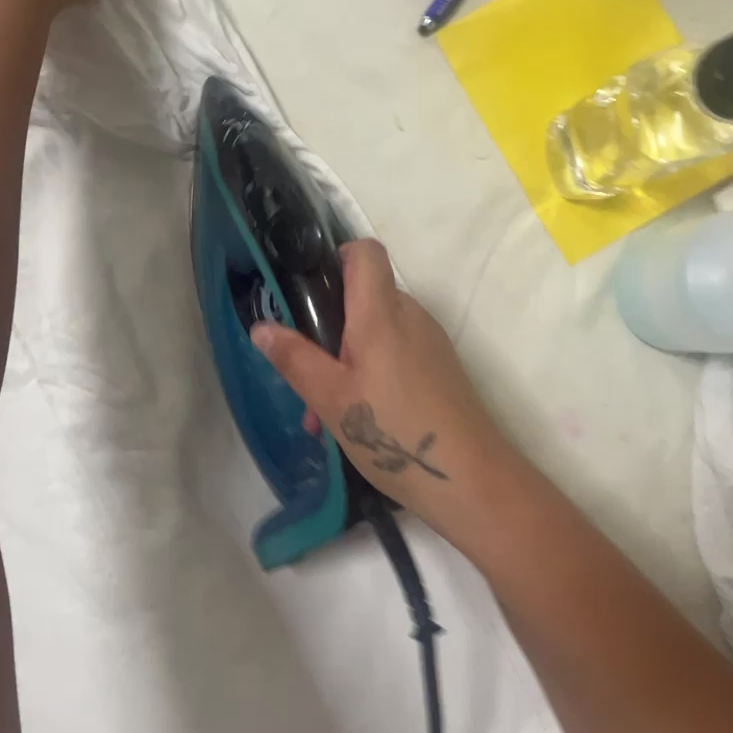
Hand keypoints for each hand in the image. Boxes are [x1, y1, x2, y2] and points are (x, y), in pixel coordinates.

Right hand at [250, 240, 517, 542]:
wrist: (471, 479)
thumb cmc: (394, 432)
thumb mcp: (332, 399)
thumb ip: (295, 359)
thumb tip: (261, 326)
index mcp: (382, 312)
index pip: (364, 252)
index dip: (335, 257)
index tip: (306, 293)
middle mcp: (411, 316)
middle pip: (364, 296)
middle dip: (328, 329)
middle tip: (304, 376)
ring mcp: (430, 343)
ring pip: (378, 332)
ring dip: (345, 361)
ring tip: (323, 416)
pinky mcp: (441, 370)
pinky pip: (396, 354)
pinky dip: (370, 374)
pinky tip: (357, 422)